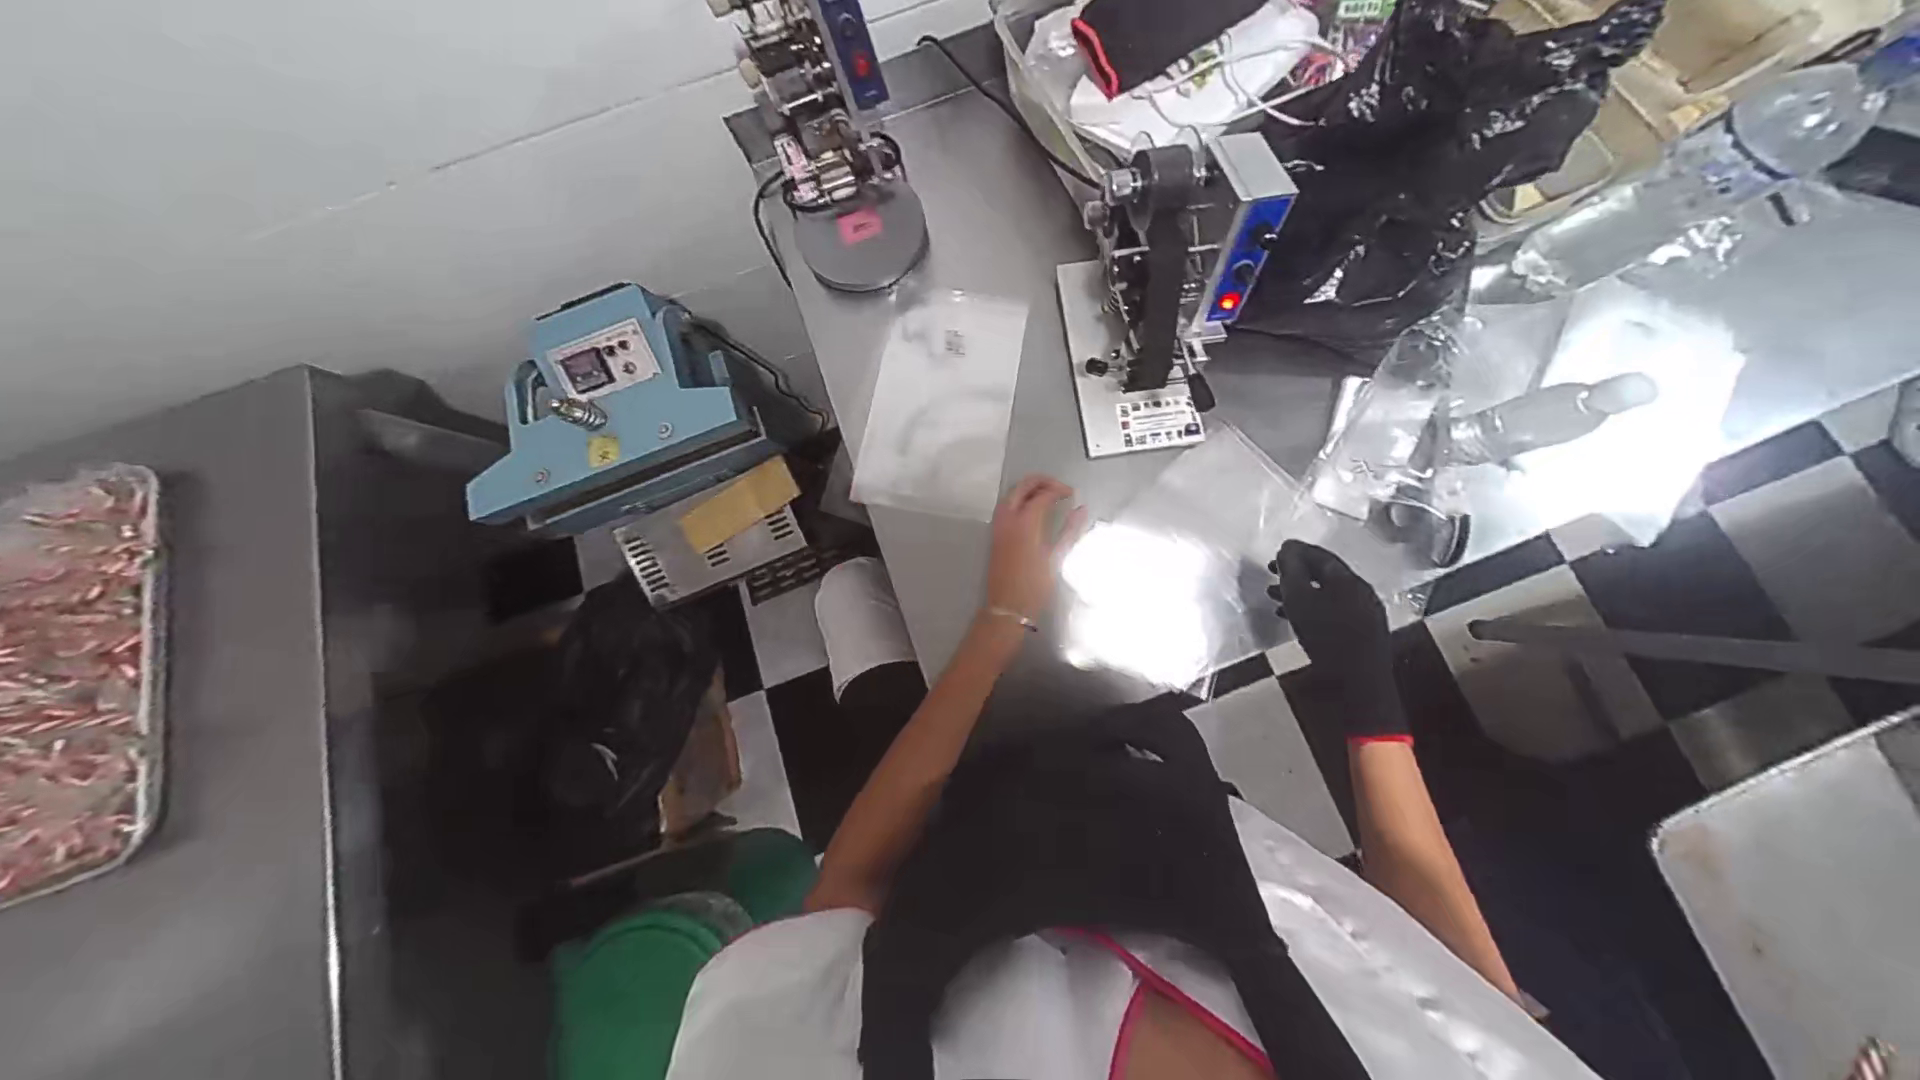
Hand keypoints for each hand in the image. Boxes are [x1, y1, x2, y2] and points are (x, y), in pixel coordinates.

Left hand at [985, 475, 1087, 619]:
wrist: (1007, 607)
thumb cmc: (1035, 586)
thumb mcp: (1057, 558)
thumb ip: (1070, 531)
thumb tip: (1081, 509)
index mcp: (1025, 523)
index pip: (1043, 495)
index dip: (1059, 490)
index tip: (1072, 494)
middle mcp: (1009, 519)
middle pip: (1023, 486)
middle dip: (1042, 481)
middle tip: (1060, 489)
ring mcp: (999, 525)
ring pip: (1011, 494)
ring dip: (1029, 489)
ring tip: (1049, 496)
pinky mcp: (995, 533)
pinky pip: (1005, 505)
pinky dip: (1019, 499)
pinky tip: (1033, 509)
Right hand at [1268, 540, 1408, 741]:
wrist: (1358, 683)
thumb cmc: (1325, 637)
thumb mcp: (1299, 600)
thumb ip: (1291, 571)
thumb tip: (1287, 548)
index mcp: (1348, 579)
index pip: (1320, 555)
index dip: (1296, 551)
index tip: (1277, 551)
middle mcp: (1361, 591)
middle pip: (1326, 574)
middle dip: (1298, 572)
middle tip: (1274, 573)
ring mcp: (1365, 612)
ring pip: (1328, 594)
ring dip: (1303, 592)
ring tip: (1277, 597)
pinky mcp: (1364, 632)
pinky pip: (1334, 610)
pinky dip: (1314, 608)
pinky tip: (1297, 619)